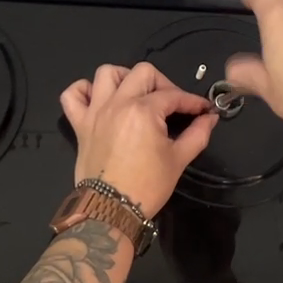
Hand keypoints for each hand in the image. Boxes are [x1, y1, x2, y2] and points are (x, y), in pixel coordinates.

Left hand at [59, 62, 216, 219]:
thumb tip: (210, 118)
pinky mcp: (80, 124)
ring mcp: (96, 111)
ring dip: (124, 78)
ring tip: (136, 94)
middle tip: (172, 104)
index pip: (174, 95)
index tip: (203, 110)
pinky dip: (84, 91)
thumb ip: (197, 134)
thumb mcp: (179, 159)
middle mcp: (118, 103)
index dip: (192, 102)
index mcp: (144, 111)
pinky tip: (99, 99)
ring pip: (106, 74)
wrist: (110, 210)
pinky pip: (72, 95)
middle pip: (143, 73)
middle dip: (164, 84)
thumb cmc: (147, 186)